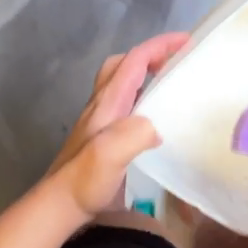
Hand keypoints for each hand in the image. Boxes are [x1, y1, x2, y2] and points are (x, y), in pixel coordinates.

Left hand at [46, 32, 188, 214]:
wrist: (60, 206)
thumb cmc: (84, 181)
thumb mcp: (110, 155)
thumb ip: (132, 134)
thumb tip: (155, 125)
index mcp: (107, 103)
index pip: (133, 61)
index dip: (159, 46)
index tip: (187, 42)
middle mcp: (101, 106)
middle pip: (122, 66)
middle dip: (149, 56)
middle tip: (176, 62)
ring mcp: (99, 121)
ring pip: (121, 85)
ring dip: (145, 76)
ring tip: (173, 87)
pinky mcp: (101, 137)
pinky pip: (124, 106)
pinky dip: (142, 100)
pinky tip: (156, 120)